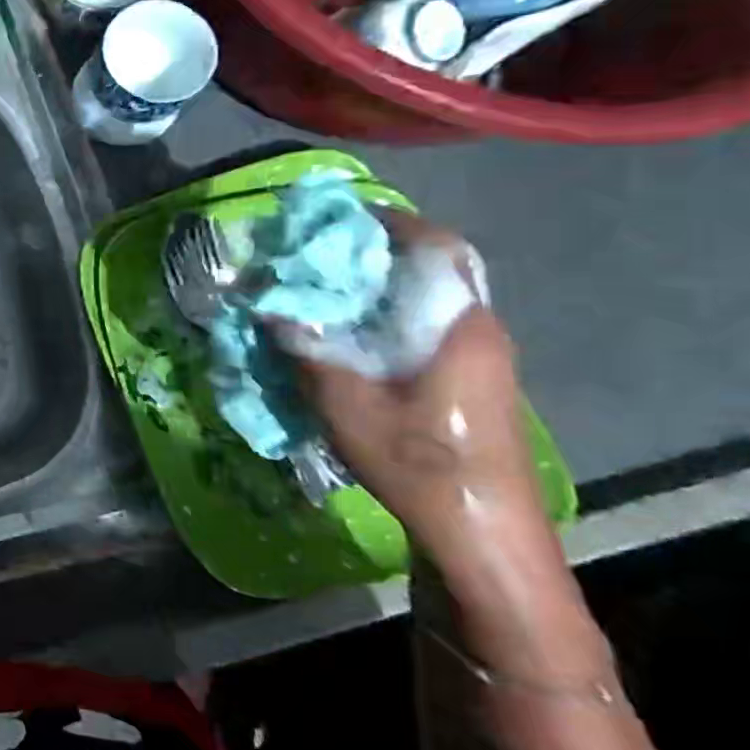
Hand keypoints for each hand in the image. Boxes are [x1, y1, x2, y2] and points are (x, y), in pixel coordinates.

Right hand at [275, 212, 551, 579]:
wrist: (483, 531)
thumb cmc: (417, 460)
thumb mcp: (343, 401)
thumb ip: (305, 345)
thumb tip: (266, 306)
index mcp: (456, 322)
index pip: (432, 244)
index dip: (386, 220)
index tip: (337, 218)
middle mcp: (478, 325)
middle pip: (431, 263)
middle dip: (376, 249)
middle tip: (322, 253)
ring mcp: (483, 351)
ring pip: (430, 293)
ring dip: (384, 282)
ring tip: (331, 287)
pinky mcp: (476, 375)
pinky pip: (431, 320)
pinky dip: (393, 310)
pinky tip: (358, 331)